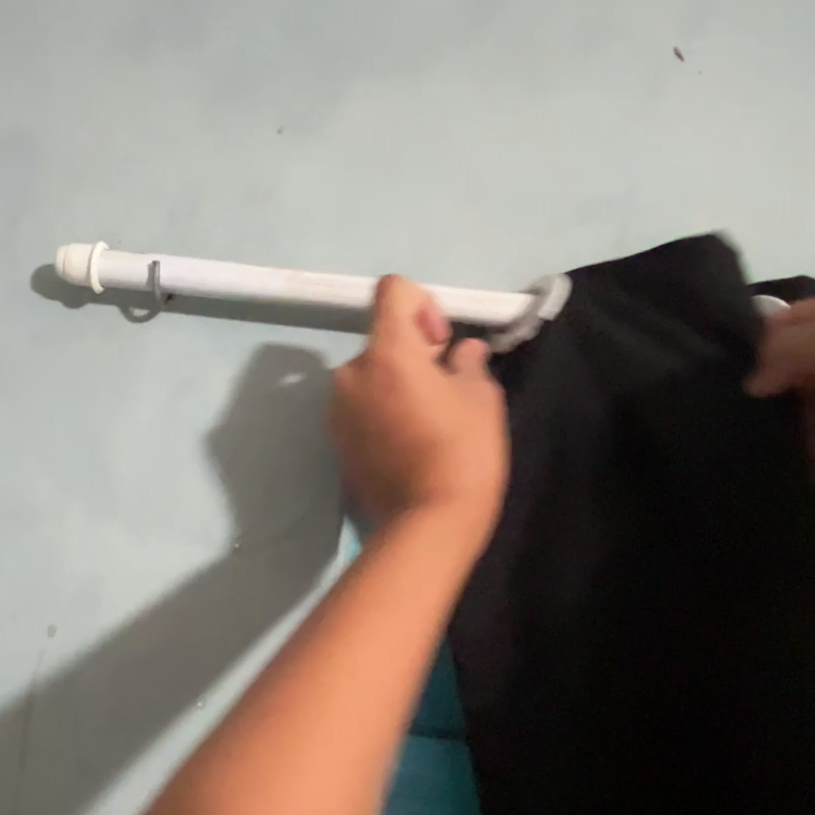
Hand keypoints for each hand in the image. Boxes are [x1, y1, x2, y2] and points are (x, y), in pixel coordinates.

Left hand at [330, 276, 507, 537]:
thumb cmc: (462, 454)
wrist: (425, 524)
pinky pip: (359, 405)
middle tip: (442, 390)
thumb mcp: (481, 399)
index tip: (440, 344)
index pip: (392, 290)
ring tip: (424, 422)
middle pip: (381, 339)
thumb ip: (468, 363)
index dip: (422, 304)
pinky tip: (405, 443)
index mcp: (386, 352)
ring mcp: (336, 408)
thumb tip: (462, 352)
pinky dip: (379, 410)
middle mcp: (350, 373)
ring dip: (393, 383)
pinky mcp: (334, 439)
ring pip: (369, 374)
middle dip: (411, 353)